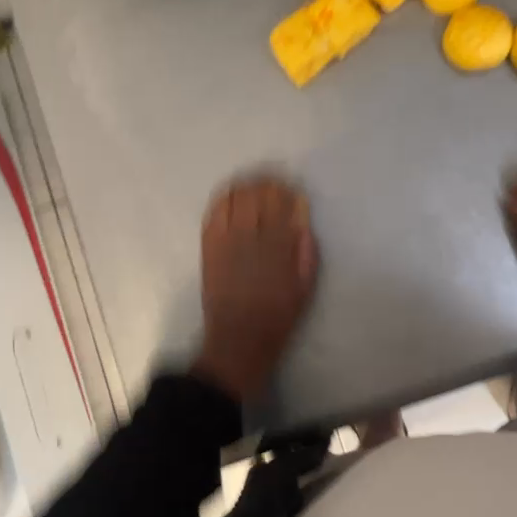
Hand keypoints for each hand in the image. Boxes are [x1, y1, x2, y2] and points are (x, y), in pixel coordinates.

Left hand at [194, 175, 318, 401]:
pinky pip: (214, 214)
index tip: (292, 186)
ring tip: (253, 181)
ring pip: (236, 200)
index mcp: (280, 247)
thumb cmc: (277, 316)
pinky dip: (223, 199)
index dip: (287, 191)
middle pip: (259, 197)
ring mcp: (227, 240)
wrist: (238, 338)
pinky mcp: (210, 247)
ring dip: (246, 186)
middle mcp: (253, 238)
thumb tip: (303, 224)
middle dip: (267, 184)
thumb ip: (306, 254)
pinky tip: (230, 193)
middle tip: (273, 178)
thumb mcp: (304, 288)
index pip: (284, 206)